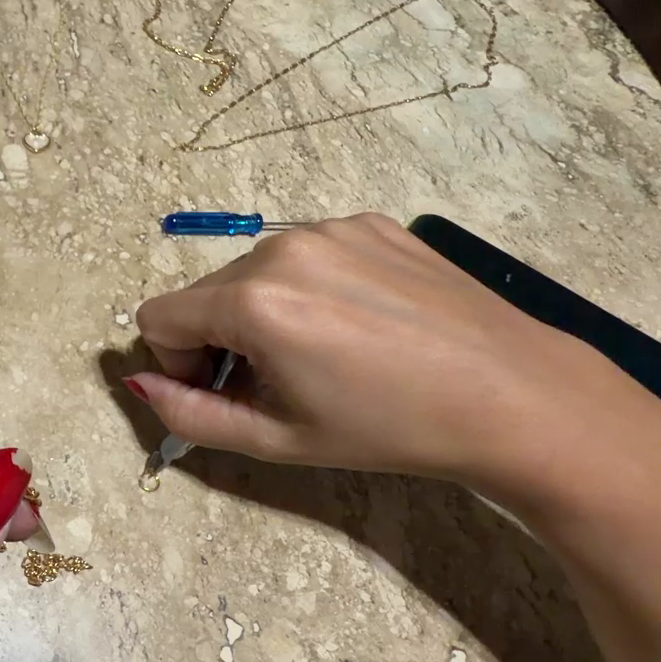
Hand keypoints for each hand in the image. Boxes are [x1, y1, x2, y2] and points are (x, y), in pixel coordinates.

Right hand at [127, 214, 660, 494]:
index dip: (177, 361)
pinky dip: (306, 288)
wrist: (519, 399)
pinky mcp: (370, 222)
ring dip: (260, 311)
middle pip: (203, 293)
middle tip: (273, 381)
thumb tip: (140, 382)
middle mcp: (282, 247)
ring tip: (321, 352)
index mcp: (254, 300)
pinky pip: (302, 254)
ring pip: (250, 271)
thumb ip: (188, 414)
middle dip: (217, 338)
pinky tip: (357, 322)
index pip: (157, 316)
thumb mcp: (275, 439)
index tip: (226, 390)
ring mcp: (331, 228)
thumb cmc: (389, 429)